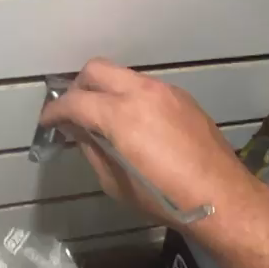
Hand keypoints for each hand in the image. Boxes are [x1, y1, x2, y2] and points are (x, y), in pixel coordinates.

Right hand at [39, 59, 267, 228]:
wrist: (221, 197)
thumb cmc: (163, 198)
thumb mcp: (115, 182)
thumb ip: (92, 149)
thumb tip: (78, 131)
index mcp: (120, 115)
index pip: (74, 101)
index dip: (54, 112)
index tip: (47, 123)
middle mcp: (141, 92)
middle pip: (95, 69)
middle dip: (77, 88)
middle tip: (73, 113)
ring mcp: (164, 90)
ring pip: (122, 74)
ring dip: (105, 90)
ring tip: (103, 118)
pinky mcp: (181, 97)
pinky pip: (145, 86)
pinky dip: (129, 96)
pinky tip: (133, 122)